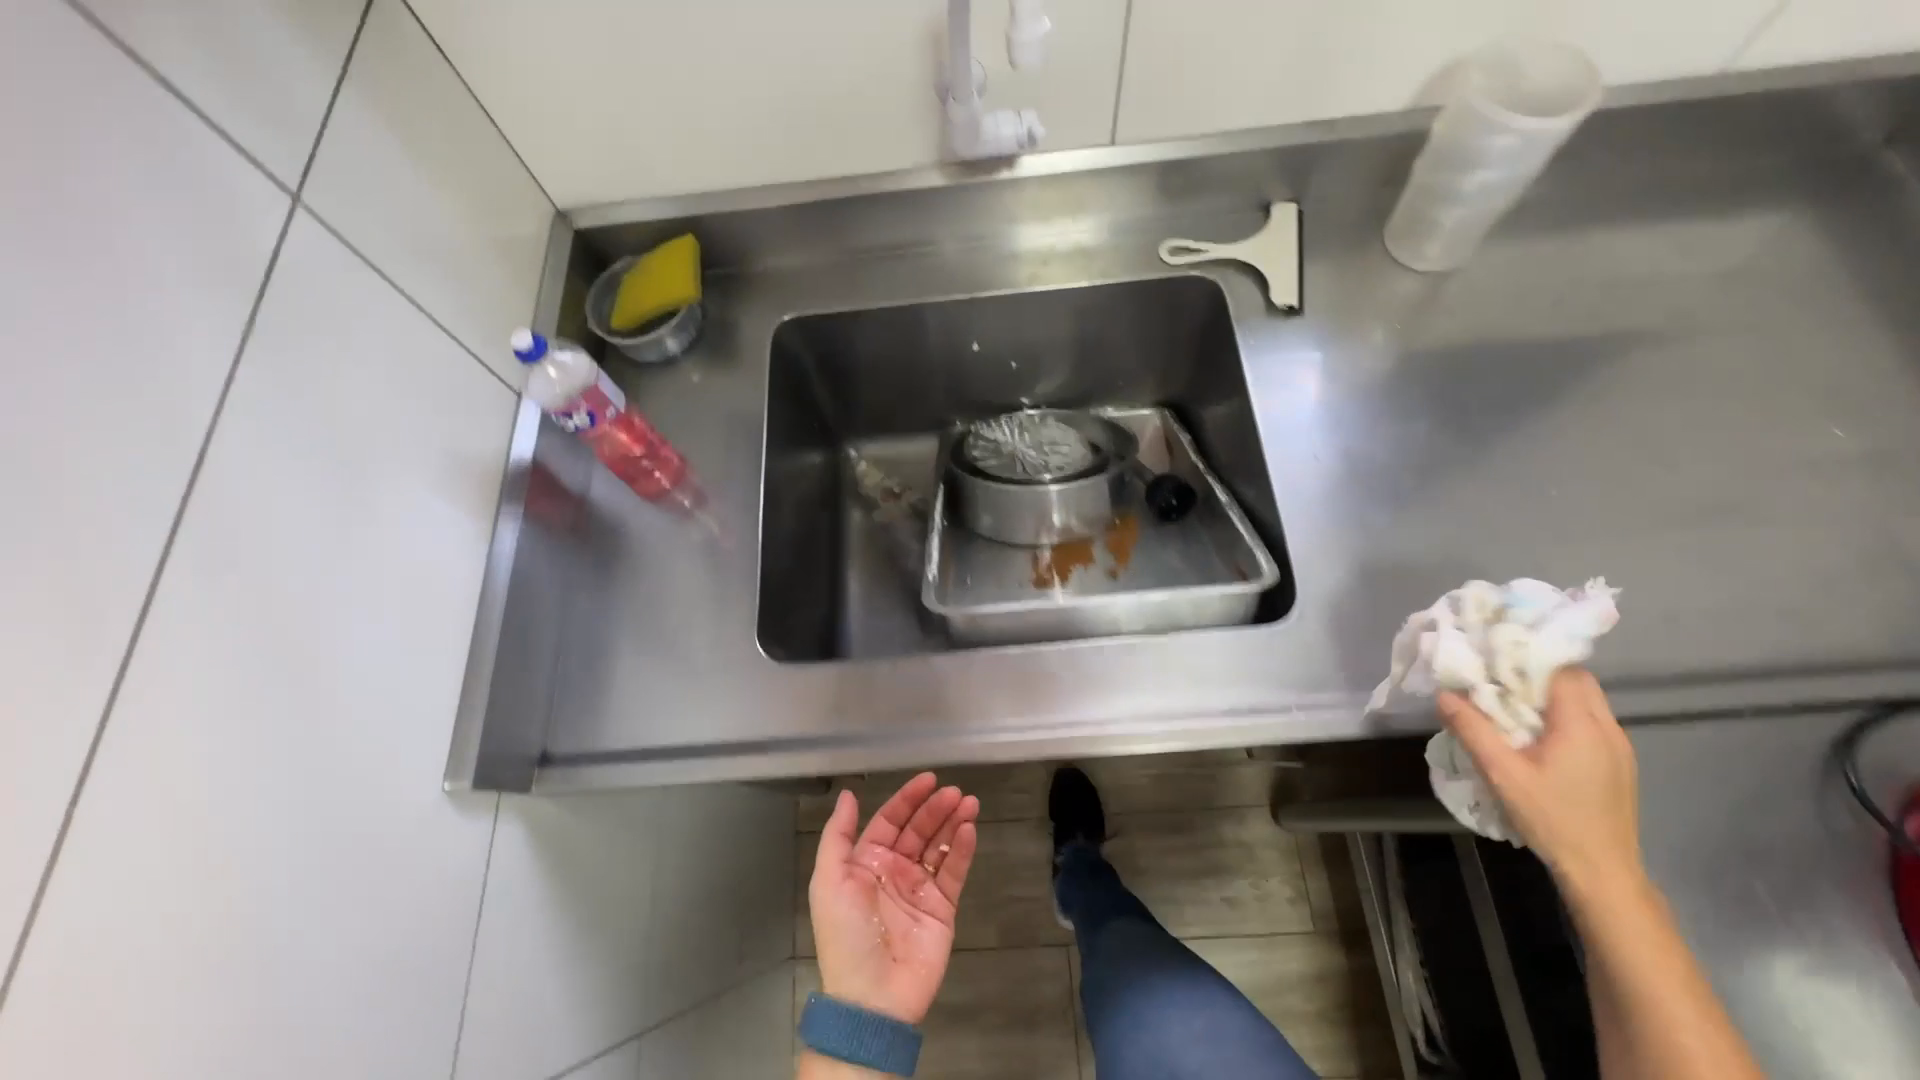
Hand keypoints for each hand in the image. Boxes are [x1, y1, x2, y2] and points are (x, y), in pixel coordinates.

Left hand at [809, 773, 979, 1024]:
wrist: (872, 997)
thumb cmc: (846, 934)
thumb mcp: (829, 881)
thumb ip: (838, 835)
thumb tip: (849, 795)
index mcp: (865, 863)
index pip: (890, 821)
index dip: (907, 799)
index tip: (929, 780)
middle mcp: (894, 871)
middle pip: (918, 830)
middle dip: (935, 808)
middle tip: (955, 792)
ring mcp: (920, 890)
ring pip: (939, 846)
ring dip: (953, 823)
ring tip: (969, 803)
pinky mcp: (943, 909)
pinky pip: (954, 873)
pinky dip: (963, 850)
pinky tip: (969, 830)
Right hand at [1439, 668, 1642, 893]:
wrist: (1602, 870)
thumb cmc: (1551, 818)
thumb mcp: (1502, 774)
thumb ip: (1473, 731)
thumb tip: (1444, 695)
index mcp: (1582, 724)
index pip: (1562, 670)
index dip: (1530, 661)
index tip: (1496, 665)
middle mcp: (1609, 728)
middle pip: (1578, 682)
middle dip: (1539, 677)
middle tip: (1501, 687)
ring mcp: (1620, 747)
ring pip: (1587, 703)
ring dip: (1553, 699)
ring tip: (1515, 712)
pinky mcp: (1619, 764)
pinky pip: (1592, 724)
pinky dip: (1566, 719)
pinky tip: (1541, 741)